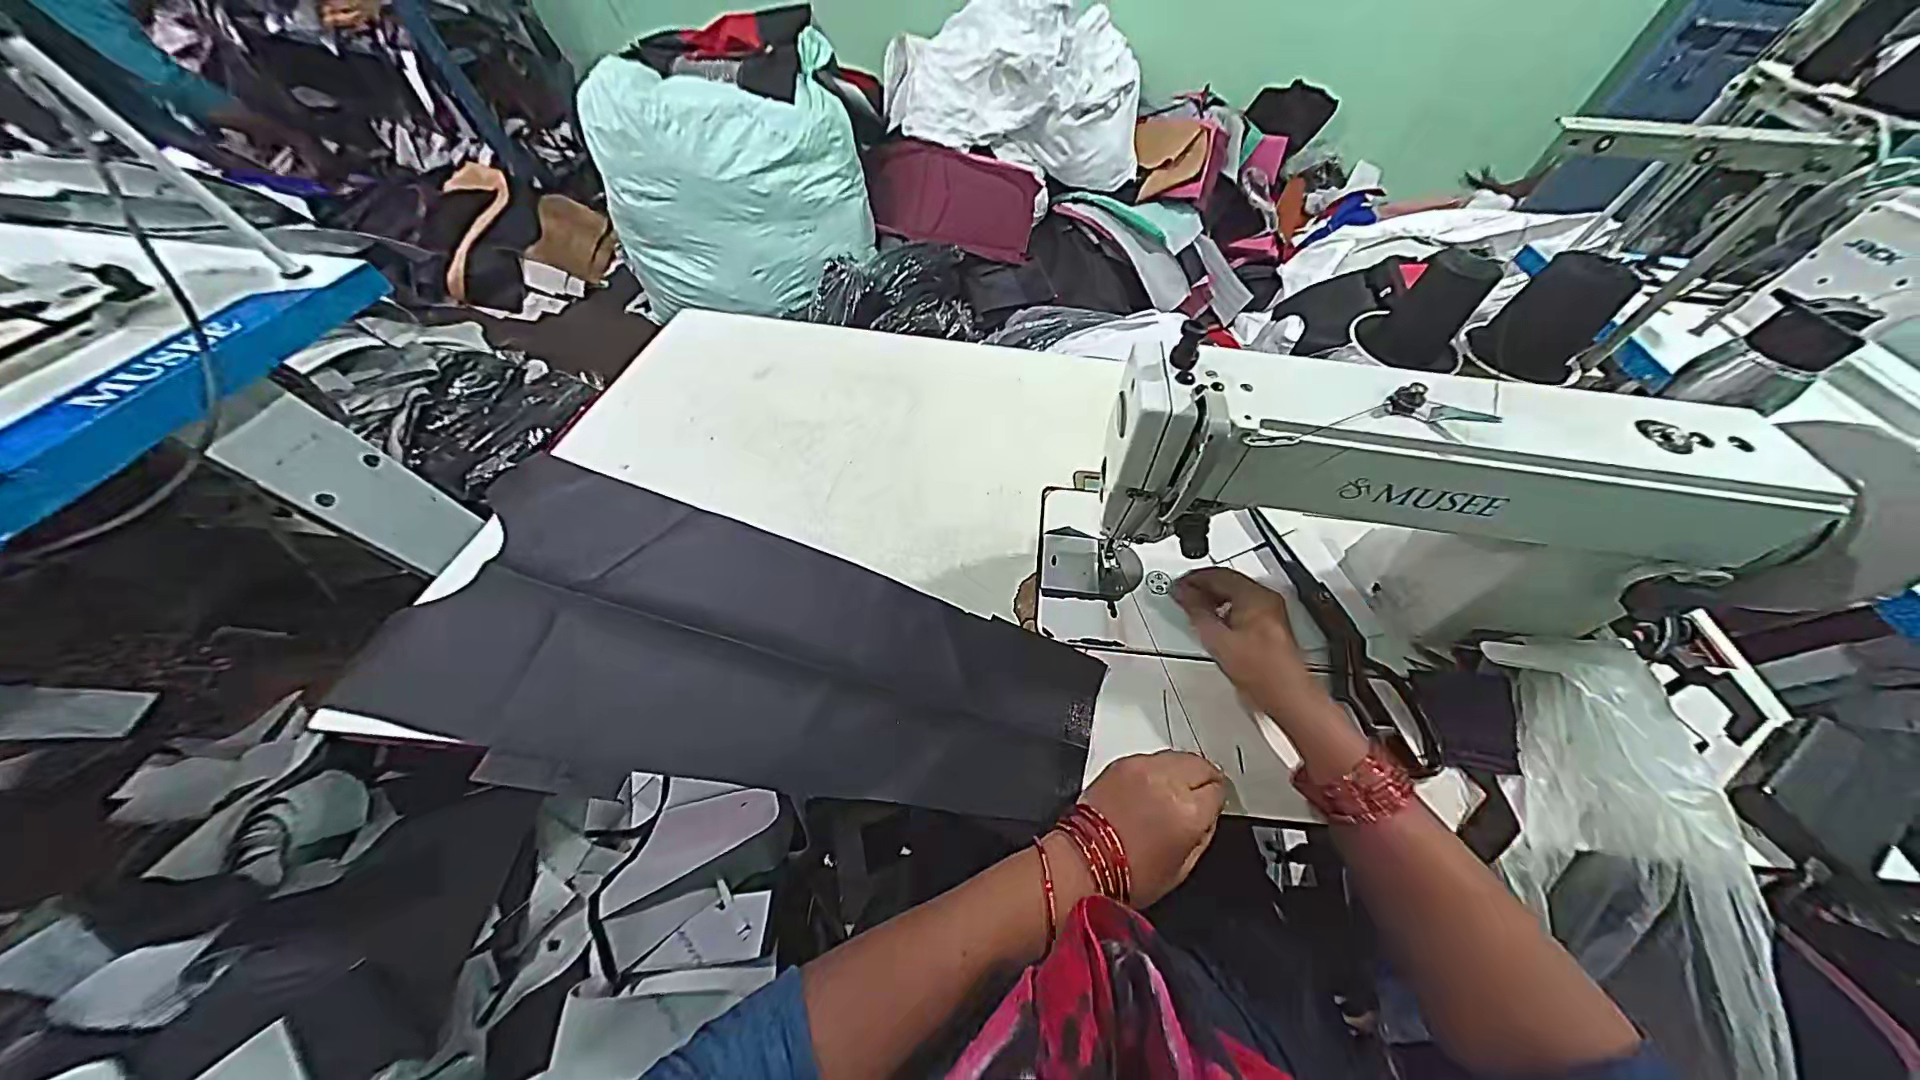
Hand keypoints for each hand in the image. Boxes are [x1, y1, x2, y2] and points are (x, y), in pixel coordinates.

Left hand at [1078, 751, 1225, 906]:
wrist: (1084, 859)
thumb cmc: (1130, 873)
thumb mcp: (1184, 866)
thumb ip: (1204, 832)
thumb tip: (1209, 813)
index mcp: (1189, 811)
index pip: (1218, 790)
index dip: (1216, 801)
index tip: (1211, 806)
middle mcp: (1167, 781)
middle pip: (1201, 765)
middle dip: (1203, 779)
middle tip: (1198, 795)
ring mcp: (1142, 768)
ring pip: (1177, 756)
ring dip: (1180, 771)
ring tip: (1172, 793)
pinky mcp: (1122, 762)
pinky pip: (1151, 758)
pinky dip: (1156, 770)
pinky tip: (1150, 789)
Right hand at [1173, 567, 1313, 703]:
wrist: (1285, 695)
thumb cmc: (1260, 671)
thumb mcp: (1216, 638)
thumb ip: (1195, 611)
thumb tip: (1183, 594)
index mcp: (1255, 596)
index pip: (1218, 575)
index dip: (1194, 579)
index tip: (1179, 585)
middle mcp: (1267, 600)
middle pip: (1228, 581)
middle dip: (1203, 586)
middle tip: (1183, 593)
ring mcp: (1271, 612)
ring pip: (1236, 593)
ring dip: (1214, 597)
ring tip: (1194, 607)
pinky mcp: (1271, 625)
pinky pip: (1243, 606)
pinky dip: (1225, 608)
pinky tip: (1213, 620)